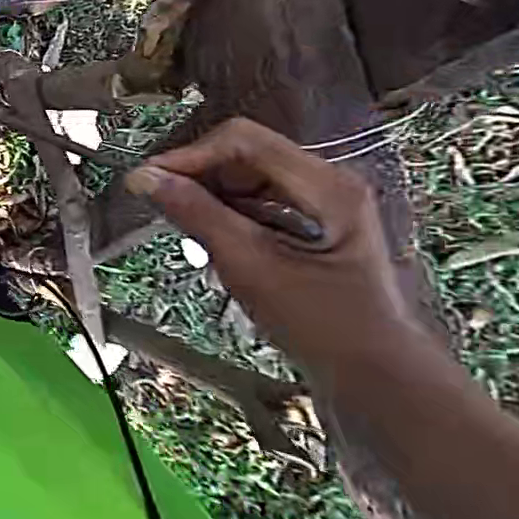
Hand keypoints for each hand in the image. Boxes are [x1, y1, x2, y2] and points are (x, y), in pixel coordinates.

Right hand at [125, 117, 419, 370]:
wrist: (376, 377)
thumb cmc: (321, 324)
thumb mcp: (250, 266)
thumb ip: (197, 214)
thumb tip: (143, 178)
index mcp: (325, 185)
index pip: (241, 141)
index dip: (187, 156)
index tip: (145, 183)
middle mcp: (325, 181)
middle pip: (242, 154)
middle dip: (194, 175)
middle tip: (157, 205)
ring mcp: (318, 201)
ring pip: (243, 176)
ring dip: (205, 195)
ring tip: (180, 226)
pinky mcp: (307, 221)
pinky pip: (253, 200)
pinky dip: (222, 212)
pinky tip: (206, 237)